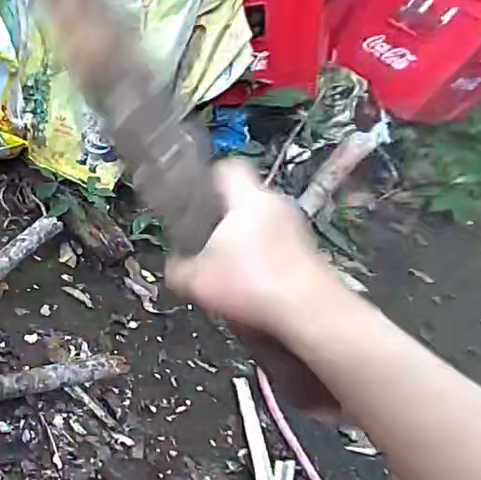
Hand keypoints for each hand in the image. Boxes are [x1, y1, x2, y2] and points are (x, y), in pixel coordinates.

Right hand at [167, 159, 353, 337]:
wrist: (307, 311)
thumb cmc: (253, 283)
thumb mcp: (196, 279)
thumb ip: (177, 269)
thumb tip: (172, 268)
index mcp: (248, 198)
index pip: (227, 168)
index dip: (207, 178)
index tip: (195, 195)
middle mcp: (276, 205)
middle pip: (244, 201)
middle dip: (223, 220)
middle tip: (204, 240)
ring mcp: (297, 228)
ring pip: (261, 225)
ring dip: (244, 243)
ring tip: (225, 268)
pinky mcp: (307, 252)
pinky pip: (277, 247)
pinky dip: (262, 261)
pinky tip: (249, 286)